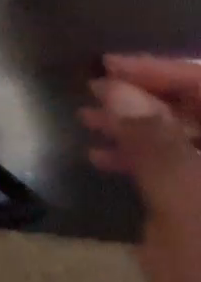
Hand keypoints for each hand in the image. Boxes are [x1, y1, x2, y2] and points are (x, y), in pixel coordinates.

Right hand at [83, 53, 200, 281]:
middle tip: (94, 93)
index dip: (174, 73)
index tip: (110, 68)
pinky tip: (110, 160)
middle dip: (158, 99)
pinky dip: (157, 158)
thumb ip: (157, 146)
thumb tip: (119, 89)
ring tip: (90, 125)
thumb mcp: (188, 212)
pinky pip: (195, 171)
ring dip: (151, 127)